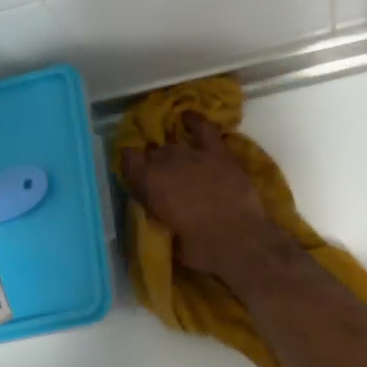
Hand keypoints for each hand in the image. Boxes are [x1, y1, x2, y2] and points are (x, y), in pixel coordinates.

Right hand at [121, 114, 288, 278]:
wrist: (238, 239)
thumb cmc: (201, 248)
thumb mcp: (170, 236)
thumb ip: (160, 215)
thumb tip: (162, 210)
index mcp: (148, 184)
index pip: (128, 159)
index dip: (131, 162)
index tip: (135, 169)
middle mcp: (164, 163)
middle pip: (153, 152)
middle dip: (155, 162)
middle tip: (164, 176)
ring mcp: (191, 154)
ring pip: (173, 143)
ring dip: (172, 149)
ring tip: (176, 156)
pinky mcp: (217, 152)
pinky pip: (203, 127)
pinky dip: (195, 121)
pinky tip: (189, 118)